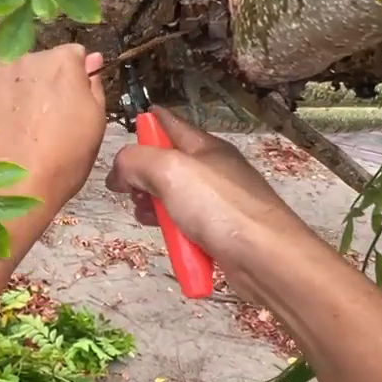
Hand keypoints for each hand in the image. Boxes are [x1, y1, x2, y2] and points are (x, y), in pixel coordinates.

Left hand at [0, 45, 107, 219]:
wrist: (7, 192)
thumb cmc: (60, 165)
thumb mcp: (94, 127)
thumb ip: (92, 87)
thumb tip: (90, 60)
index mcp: (61, 62)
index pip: (68, 58)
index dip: (66, 82)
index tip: (61, 107)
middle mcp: (22, 58)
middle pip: (31, 65)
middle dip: (33, 86)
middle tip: (32, 125)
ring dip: (3, 95)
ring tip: (5, 133)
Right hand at [105, 107, 314, 278]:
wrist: (264, 257)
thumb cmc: (218, 207)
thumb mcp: (167, 170)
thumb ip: (133, 161)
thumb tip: (117, 174)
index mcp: (203, 146)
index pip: (168, 124)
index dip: (145, 124)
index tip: (125, 131)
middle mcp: (211, 169)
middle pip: (162, 165)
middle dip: (140, 177)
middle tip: (133, 192)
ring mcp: (215, 201)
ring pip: (168, 197)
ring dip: (151, 207)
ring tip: (148, 217)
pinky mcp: (217, 229)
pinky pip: (182, 223)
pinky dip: (169, 230)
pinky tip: (167, 237)